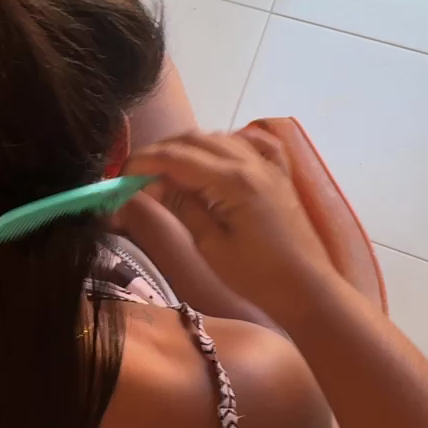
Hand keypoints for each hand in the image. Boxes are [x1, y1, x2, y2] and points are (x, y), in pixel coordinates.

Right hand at [122, 121, 344, 320]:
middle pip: (193, 140)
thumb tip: (150, 184)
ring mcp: (267, 165)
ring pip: (218, 137)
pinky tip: (216, 154)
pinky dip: (227, 142)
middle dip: (159, 152)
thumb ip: (181, 205)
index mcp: (231, 180)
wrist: (307, 290)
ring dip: (187, 146)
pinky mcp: (278, 174)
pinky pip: (251, 142)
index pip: (175, 157)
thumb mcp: (210, 245)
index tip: (119, 177)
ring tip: (165, 168)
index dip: (142, 162)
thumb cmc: (256, 276)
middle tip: (136, 174)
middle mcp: (249, 162)